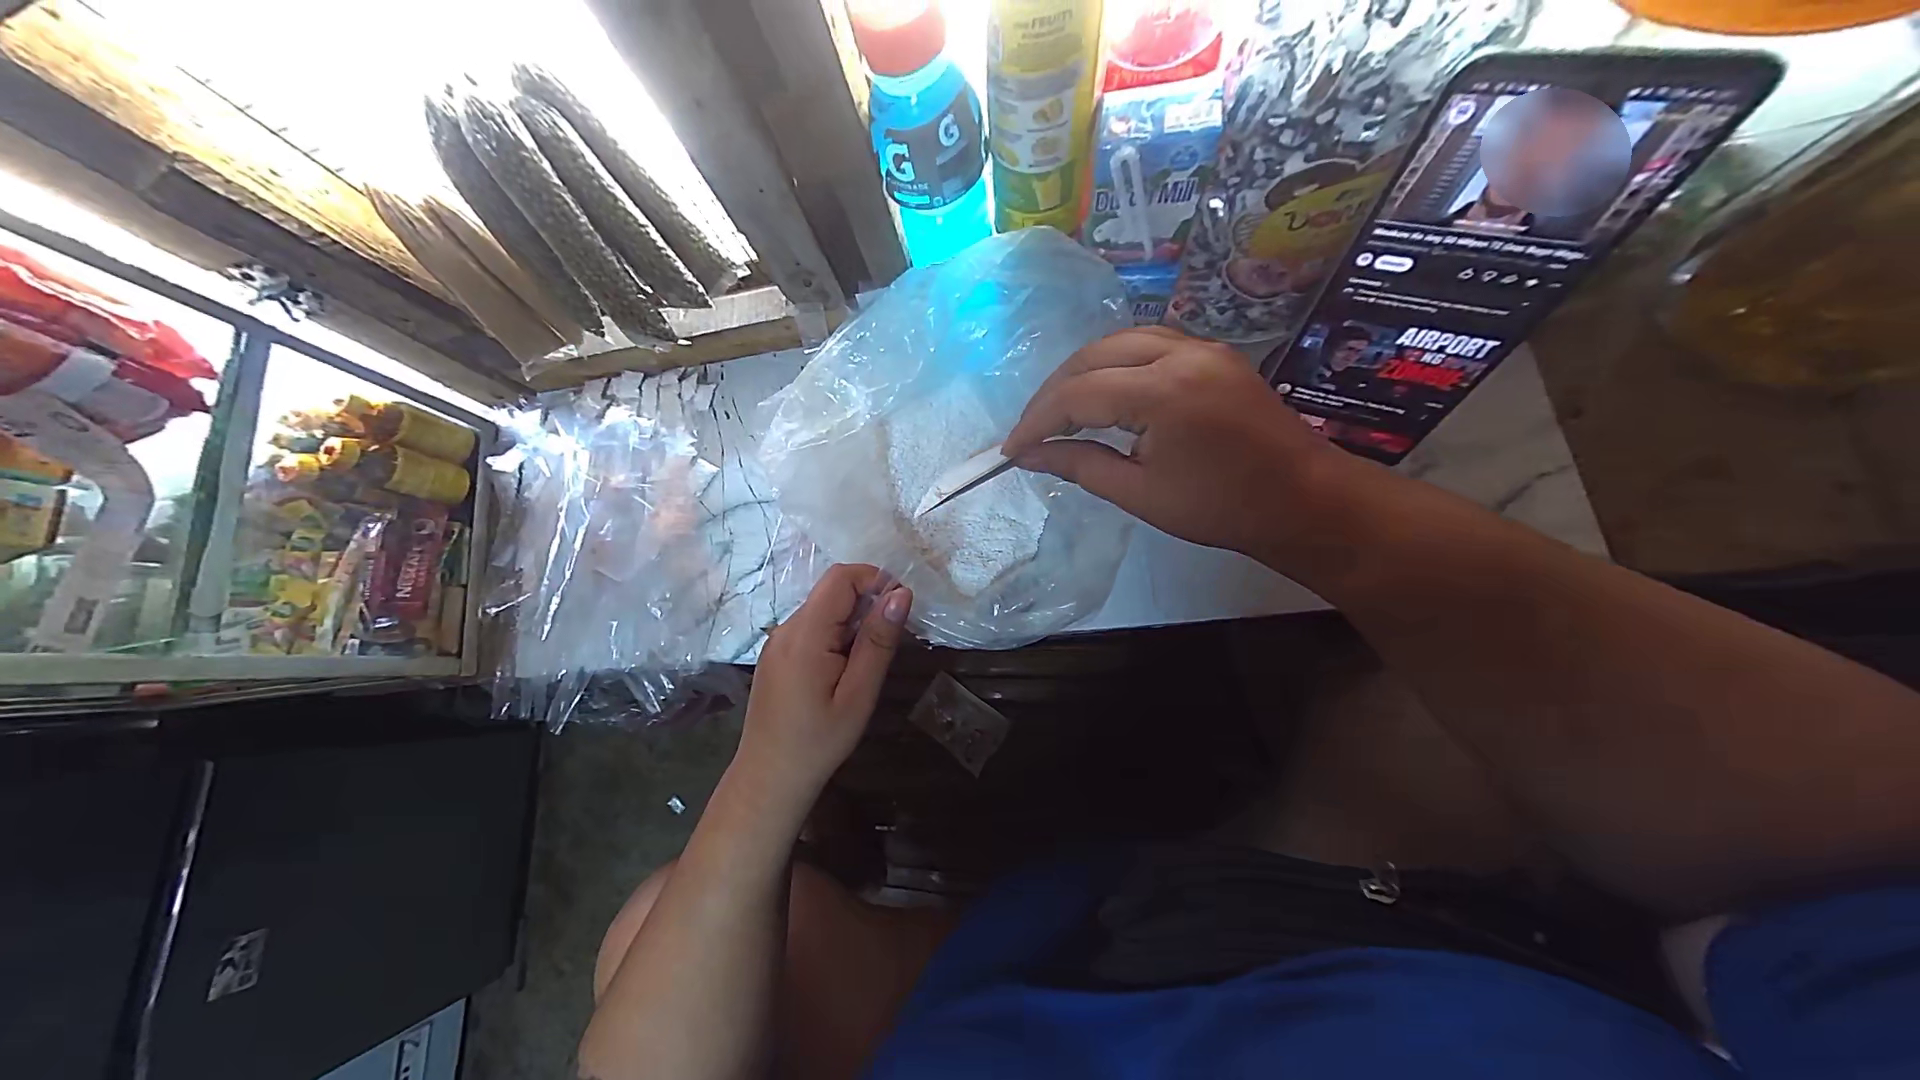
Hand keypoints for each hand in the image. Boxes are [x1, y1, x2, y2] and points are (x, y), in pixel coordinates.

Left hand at [736, 564, 911, 797]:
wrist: (770, 778)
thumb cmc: (819, 741)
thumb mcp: (859, 693)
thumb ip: (878, 640)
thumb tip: (901, 594)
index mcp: (804, 634)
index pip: (840, 578)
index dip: (875, 579)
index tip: (901, 606)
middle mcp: (786, 628)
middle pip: (831, 590)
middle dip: (867, 601)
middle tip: (890, 640)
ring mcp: (777, 641)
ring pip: (823, 609)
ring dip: (853, 620)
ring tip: (867, 661)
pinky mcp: (777, 654)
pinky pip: (811, 627)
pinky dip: (836, 634)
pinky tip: (845, 669)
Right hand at [1003, 327, 1350, 561]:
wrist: (1304, 500)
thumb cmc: (1222, 508)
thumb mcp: (1141, 494)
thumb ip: (1080, 465)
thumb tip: (1031, 455)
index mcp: (1163, 392)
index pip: (1078, 394)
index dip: (1037, 421)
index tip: (1011, 450)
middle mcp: (1181, 353)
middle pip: (1093, 356)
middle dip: (1053, 392)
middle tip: (1031, 431)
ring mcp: (1201, 347)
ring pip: (1119, 340)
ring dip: (1082, 372)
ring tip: (1058, 410)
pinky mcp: (1213, 353)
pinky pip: (1148, 343)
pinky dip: (1114, 363)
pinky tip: (1102, 389)